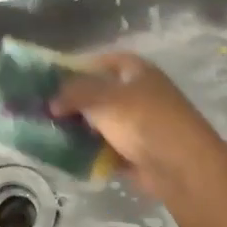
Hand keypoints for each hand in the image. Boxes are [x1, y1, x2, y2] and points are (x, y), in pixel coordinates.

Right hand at [51, 52, 226, 202]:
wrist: (180, 165)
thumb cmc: (142, 120)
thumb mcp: (103, 99)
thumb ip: (73, 94)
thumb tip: (51, 102)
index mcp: (137, 71)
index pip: (103, 61)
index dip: (77, 68)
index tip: (51, 81)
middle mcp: (140, 94)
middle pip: (101, 94)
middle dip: (75, 103)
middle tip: (45, 112)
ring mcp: (139, 125)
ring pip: (103, 123)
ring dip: (81, 129)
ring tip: (51, 134)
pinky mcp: (137, 152)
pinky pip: (107, 149)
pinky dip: (91, 152)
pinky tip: (69, 155)